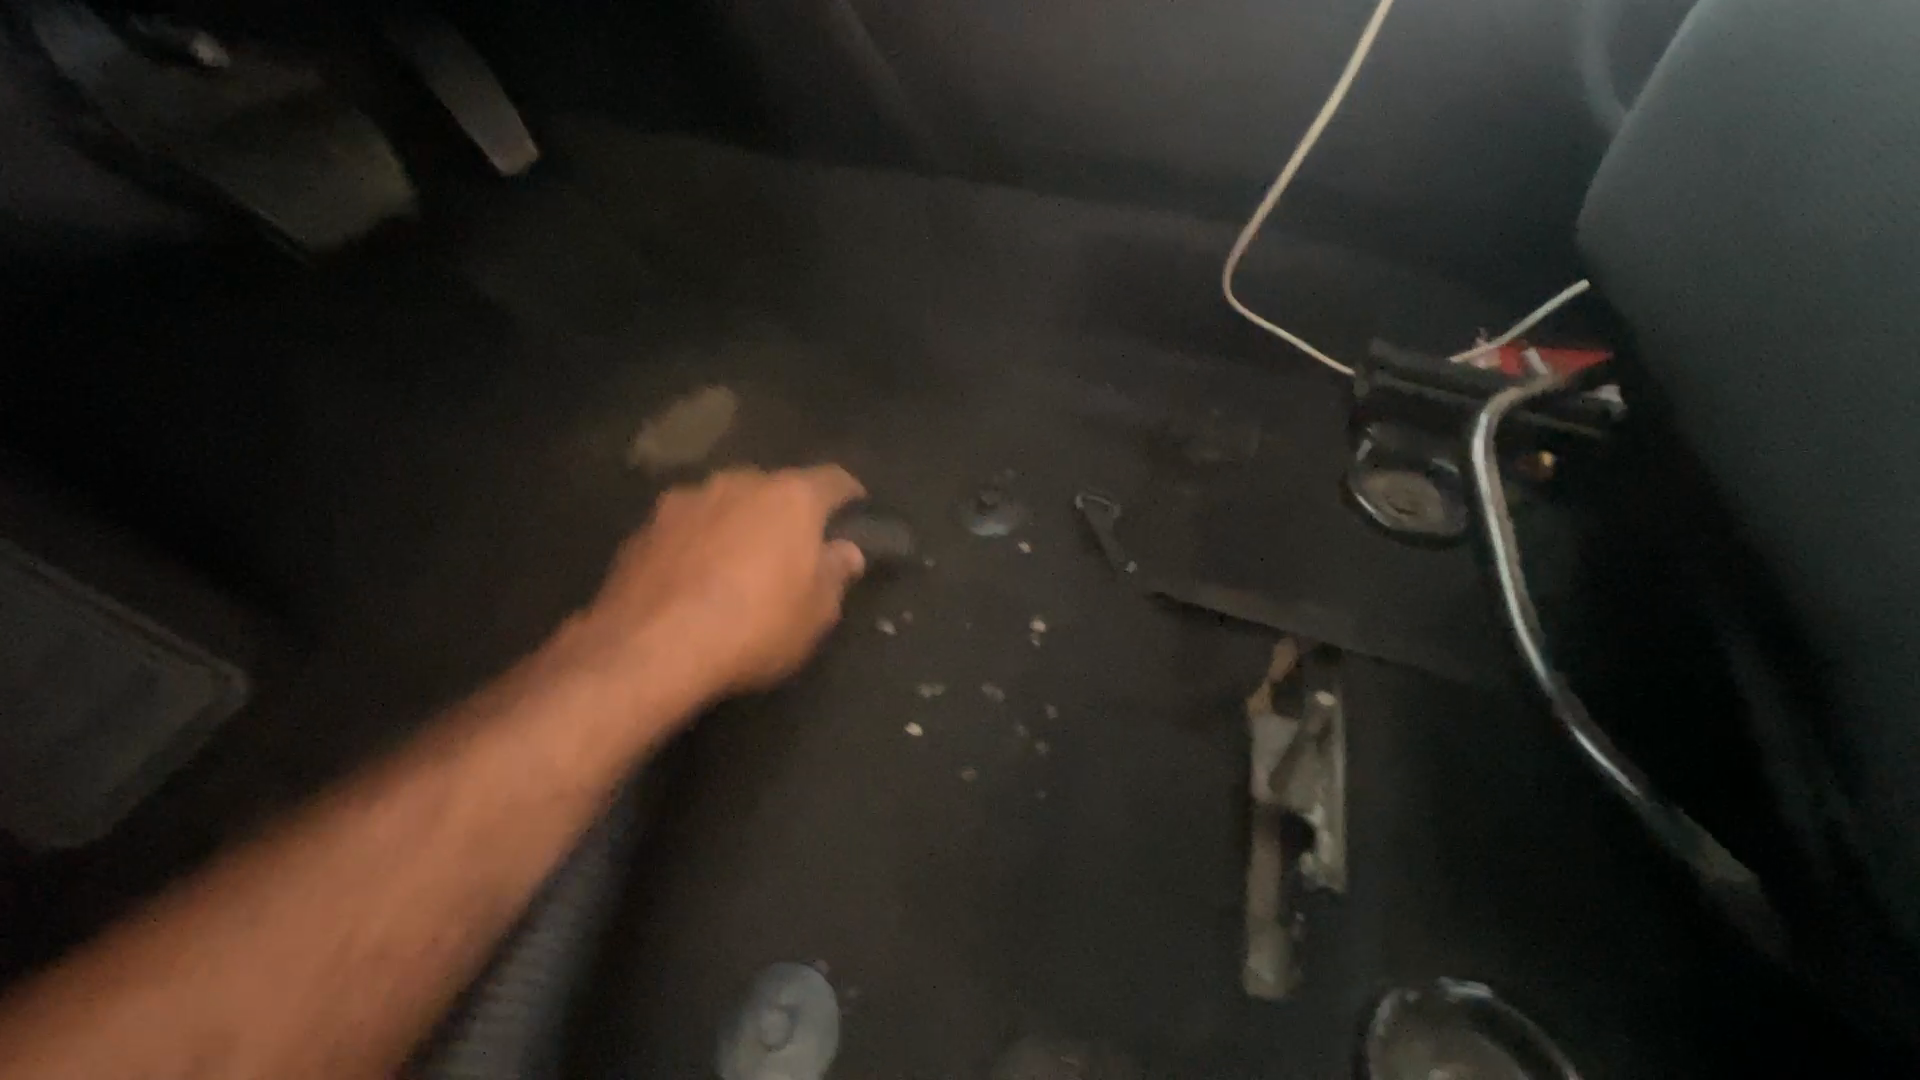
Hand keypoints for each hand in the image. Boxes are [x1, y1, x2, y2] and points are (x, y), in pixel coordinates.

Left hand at [581, 466, 867, 699]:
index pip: (832, 480)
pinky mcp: (644, 528)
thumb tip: (845, 551)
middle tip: (792, 547)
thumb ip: (835, 574)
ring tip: (737, 563)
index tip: (856, 509)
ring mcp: (685, 501)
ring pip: (725, 504)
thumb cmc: (755, 627)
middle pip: (773, 488)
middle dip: (785, 512)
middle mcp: (738, 483)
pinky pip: (686, 529)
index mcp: (791, 498)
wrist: (650, 648)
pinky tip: (694, 579)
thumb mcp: (816, 614)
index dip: (848, 494)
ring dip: (737, 524)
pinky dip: (697, 544)